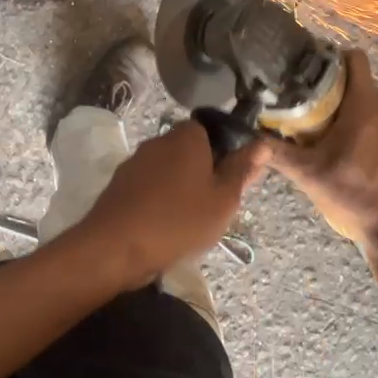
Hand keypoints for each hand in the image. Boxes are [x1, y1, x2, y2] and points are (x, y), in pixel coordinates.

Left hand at [71, 121, 264, 288]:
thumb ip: (242, 170)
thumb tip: (262, 143)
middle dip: (203, 173)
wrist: (115, 247)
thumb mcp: (223, 200)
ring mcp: (134, 163)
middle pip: (189, 151)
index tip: (233, 181)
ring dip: (180, 189)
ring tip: (190, 221)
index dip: (225, 152)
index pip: (211, 129)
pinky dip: (158, 201)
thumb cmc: (179, 221)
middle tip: (215, 205)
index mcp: (186, 136)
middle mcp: (157, 142)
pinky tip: (163, 226)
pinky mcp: (118, 186)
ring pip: (168, 171)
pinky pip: (148, 188)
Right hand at [265, 49, 377, 249]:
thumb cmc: (355, 197)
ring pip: (361, 104)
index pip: (352, 58)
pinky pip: (373, 122)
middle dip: (325, 91)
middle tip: (296, 106)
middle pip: (352, 83)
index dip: (326, 57)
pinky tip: (336, 150)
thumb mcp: (308, 175)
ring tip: (311, 131)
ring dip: (338, 112)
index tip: (301, 71)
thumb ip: (276, 153)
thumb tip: (248, 139)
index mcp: (365, 106)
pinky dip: (354, 127)